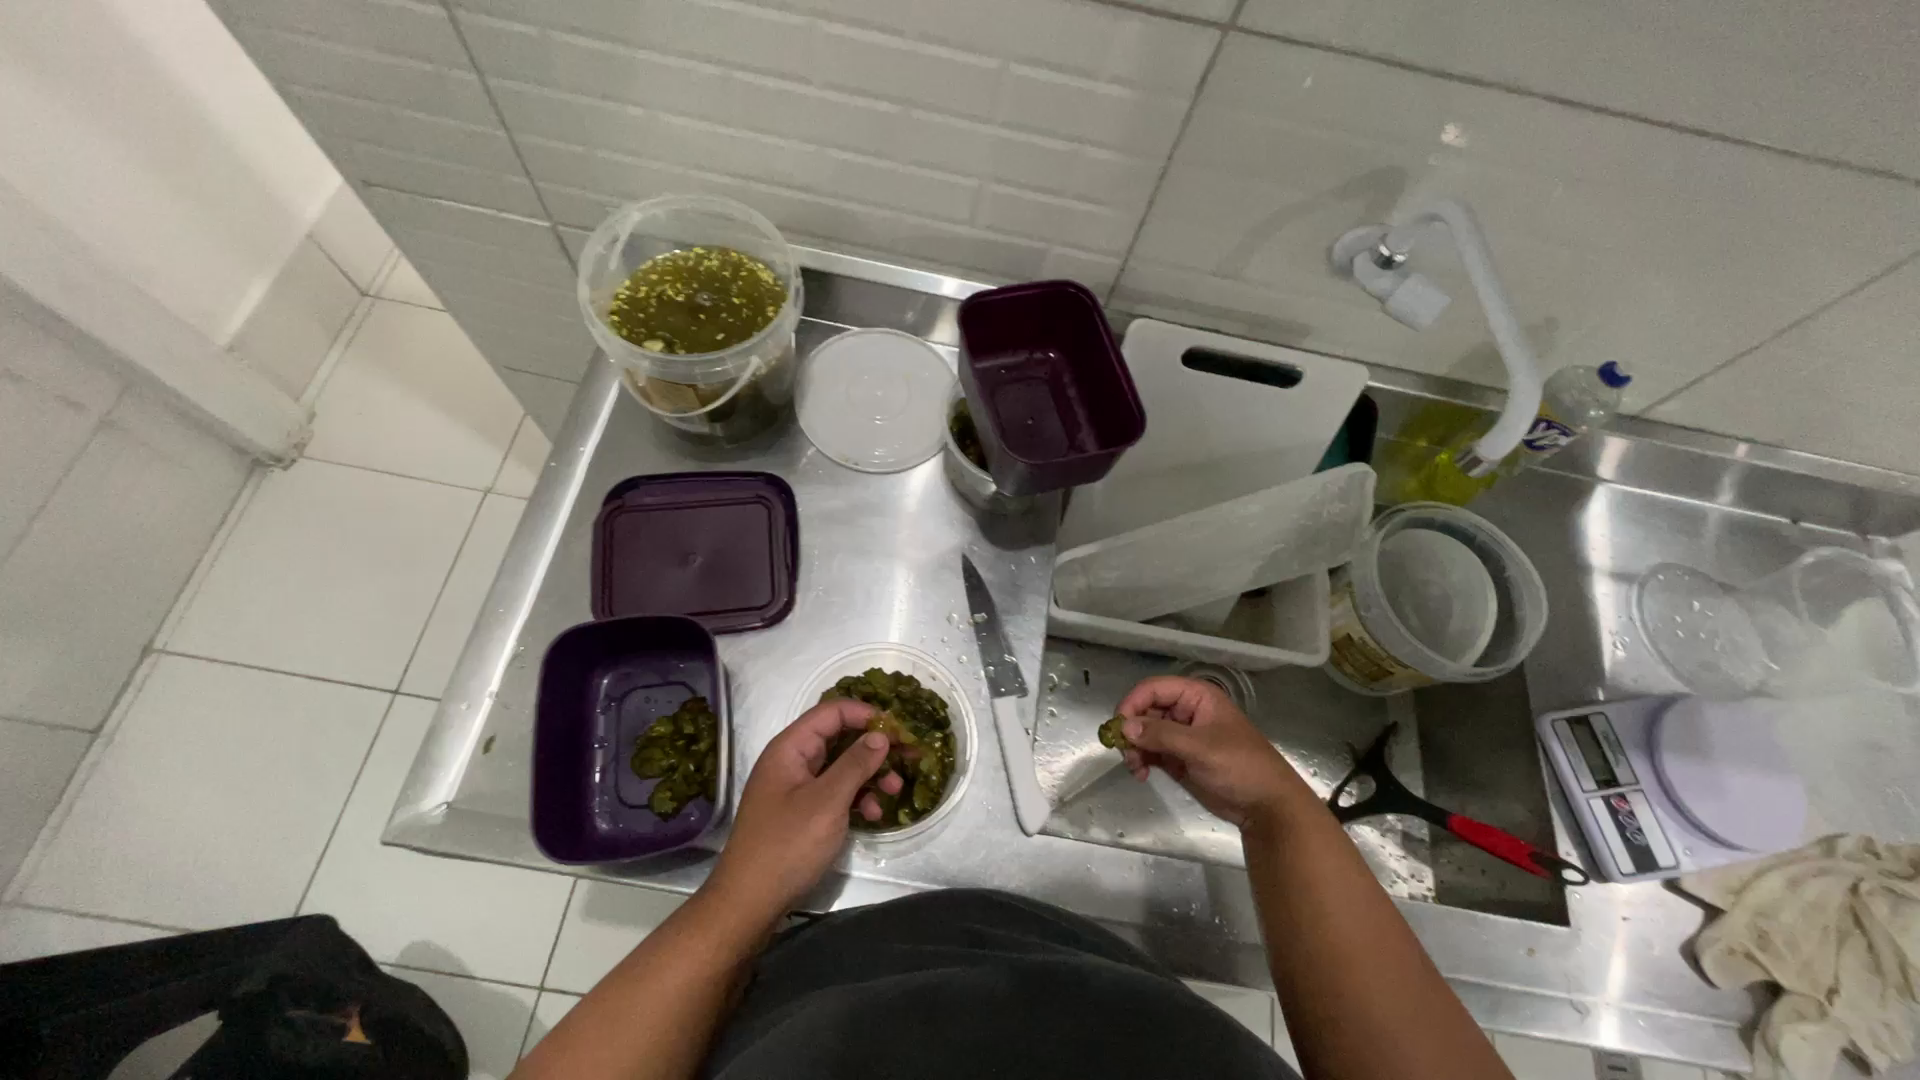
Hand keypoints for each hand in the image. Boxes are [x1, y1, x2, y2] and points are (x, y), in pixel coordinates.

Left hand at [707, 699, 903, 916]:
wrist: (750, 902)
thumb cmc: (787, 845)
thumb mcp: (827, 802)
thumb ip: (855, 764)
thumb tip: (881, 734)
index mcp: (790, 748)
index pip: (831, 712)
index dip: (865, 714)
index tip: (898, 729)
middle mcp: (792, 761)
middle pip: (839, 738)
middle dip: (874, 746)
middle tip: (908, 757)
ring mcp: (796, 788)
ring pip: (840, 767)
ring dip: (870, 775)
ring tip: (895, 790)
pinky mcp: (802, 812)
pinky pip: (835, 793)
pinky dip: (856, 798)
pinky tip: (873, 815)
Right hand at [1115, 676, 1308, 828]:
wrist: (1266, 806)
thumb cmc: (1240, 766)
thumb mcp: (1200, 747)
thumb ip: (1161, 735)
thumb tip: (1123, 726)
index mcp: (1196, 697)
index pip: (1154, 689)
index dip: (1133, 703)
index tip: (1118, 726)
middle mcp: (1186, 712)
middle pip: (1145, 710)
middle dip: (1132, 730)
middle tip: (1125, 753)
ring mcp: (1181, 736)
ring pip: (1144, 733)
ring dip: (1134, 748)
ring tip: (1135, 768)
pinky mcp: (1178, 758)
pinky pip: (1150, 752)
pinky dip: (1141, 761)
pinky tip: (1142, 775)